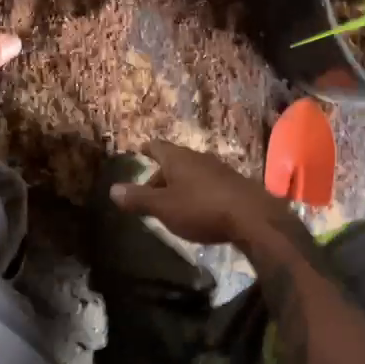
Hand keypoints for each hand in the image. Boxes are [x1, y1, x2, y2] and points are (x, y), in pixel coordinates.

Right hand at [110, 140, 290, 246]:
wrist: (253, 216)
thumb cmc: (201, 208)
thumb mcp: (164, 207)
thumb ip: (138, 199)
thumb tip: (112, 190)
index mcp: (177, 158)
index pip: (156, 146)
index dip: (147, 149)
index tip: (141, 150)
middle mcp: (197, 157)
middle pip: (174, 160)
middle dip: (162, 174)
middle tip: (150, 190)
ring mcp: (218, 169)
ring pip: (192, 172)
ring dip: (181, 184)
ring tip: (173, 201)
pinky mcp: (233, 184)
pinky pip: (208, 183)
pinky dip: (198, 192)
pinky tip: (199, 209)